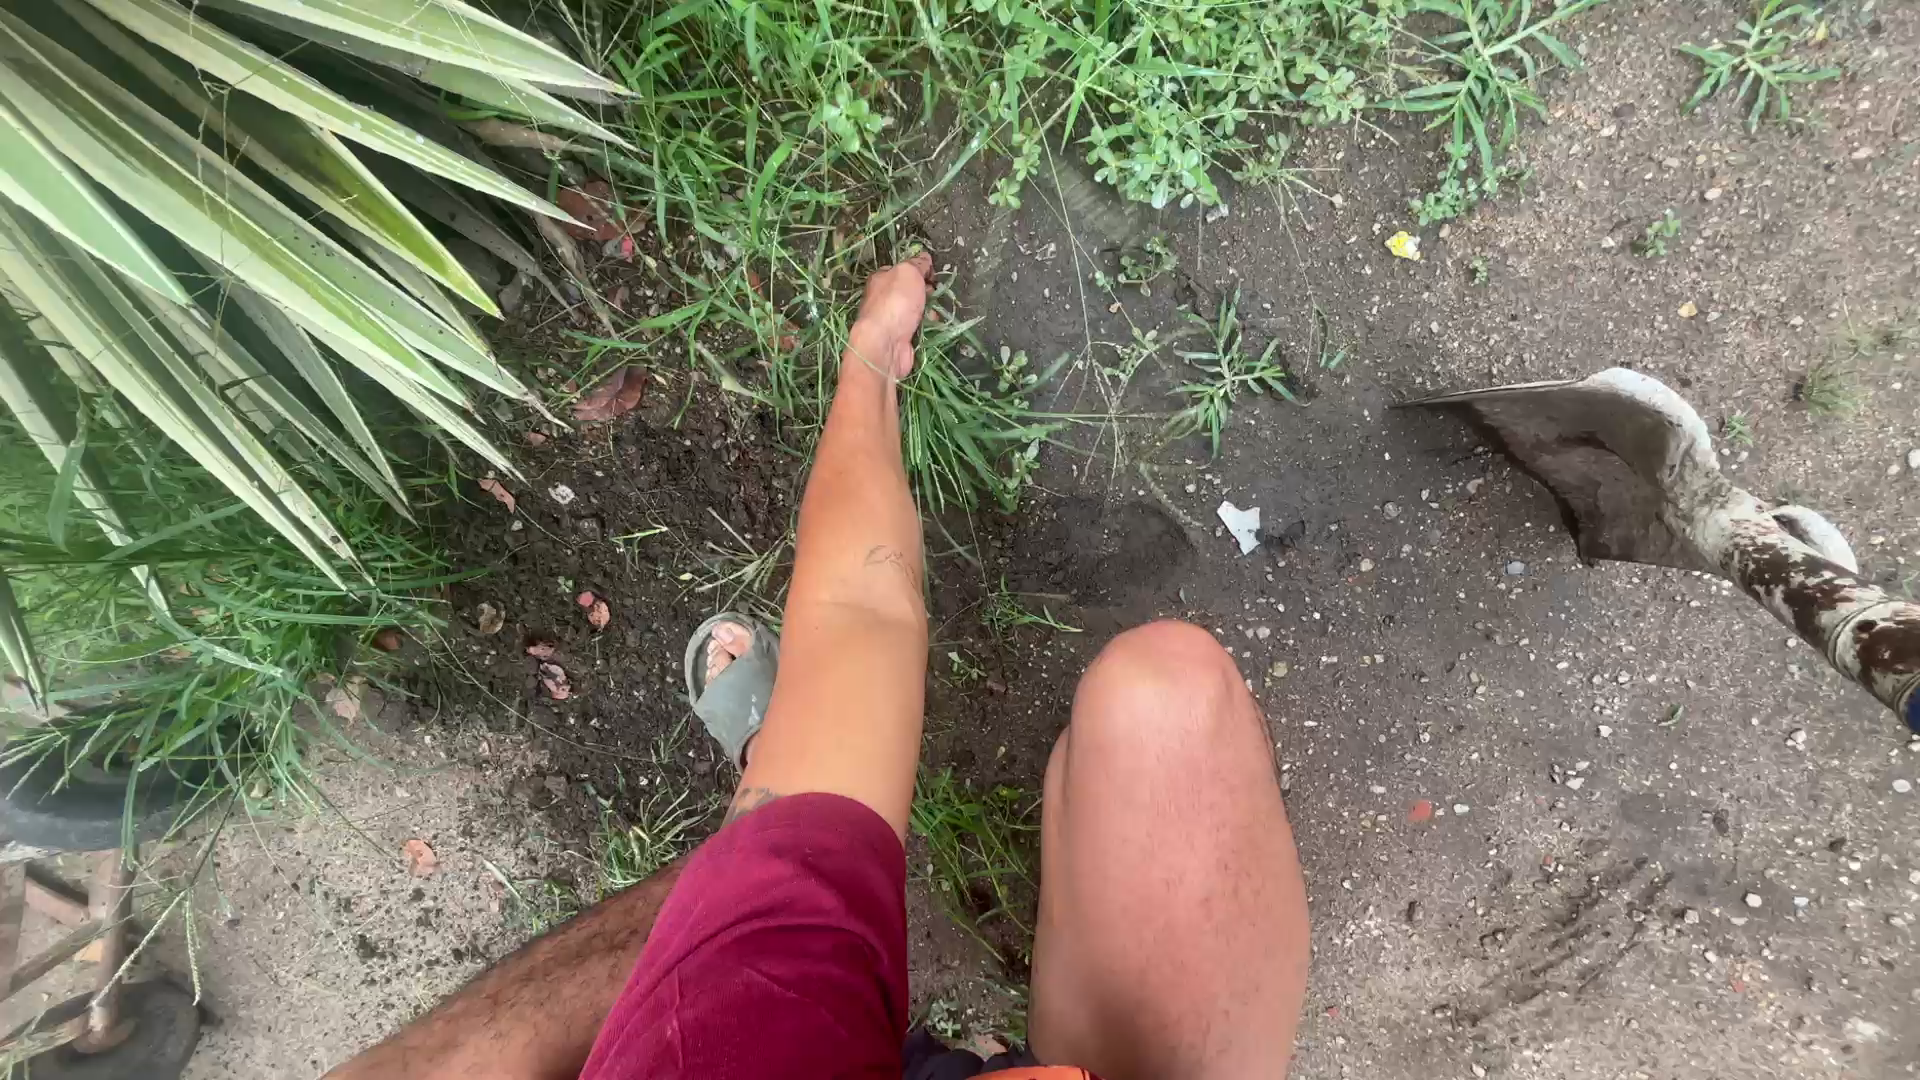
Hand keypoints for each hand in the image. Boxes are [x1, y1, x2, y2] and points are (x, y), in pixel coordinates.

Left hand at [846, 252, 932, 380]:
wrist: (886, 344)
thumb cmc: (895, 303)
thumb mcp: (908, 272)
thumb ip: (917, 263)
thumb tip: (924, 258)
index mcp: (881, 279)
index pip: (902, 270)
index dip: (919, 270)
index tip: (932, 275)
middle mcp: (883, 299)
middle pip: (910, 291)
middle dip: (926, 292)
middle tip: (933, 294)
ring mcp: (891, 320)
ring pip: (916, 311)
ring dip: (928, 311)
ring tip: (933, 313)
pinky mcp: (899, 338)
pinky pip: (917, 328)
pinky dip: (926, 327)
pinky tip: (930, 327)